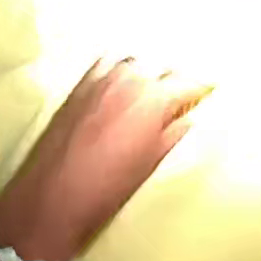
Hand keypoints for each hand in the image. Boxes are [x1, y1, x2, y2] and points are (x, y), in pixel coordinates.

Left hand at [0, 58, 207, 260]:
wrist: (53, 197)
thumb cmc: (109, 187)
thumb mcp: (151, 162)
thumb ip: (173, 133)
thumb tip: (187, 117)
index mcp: (154, 98)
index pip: (189, 82)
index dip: (201, 89)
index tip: (207, 95)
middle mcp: (130, 80)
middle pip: (162, 68)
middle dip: (174, 82)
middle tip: (181, 99)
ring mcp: (101, 79)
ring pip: (134, 63)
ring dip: (146, 74)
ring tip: (151, 93)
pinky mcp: (78, 86)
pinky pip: (106, 65)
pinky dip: (119, 71)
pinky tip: (120, 87)